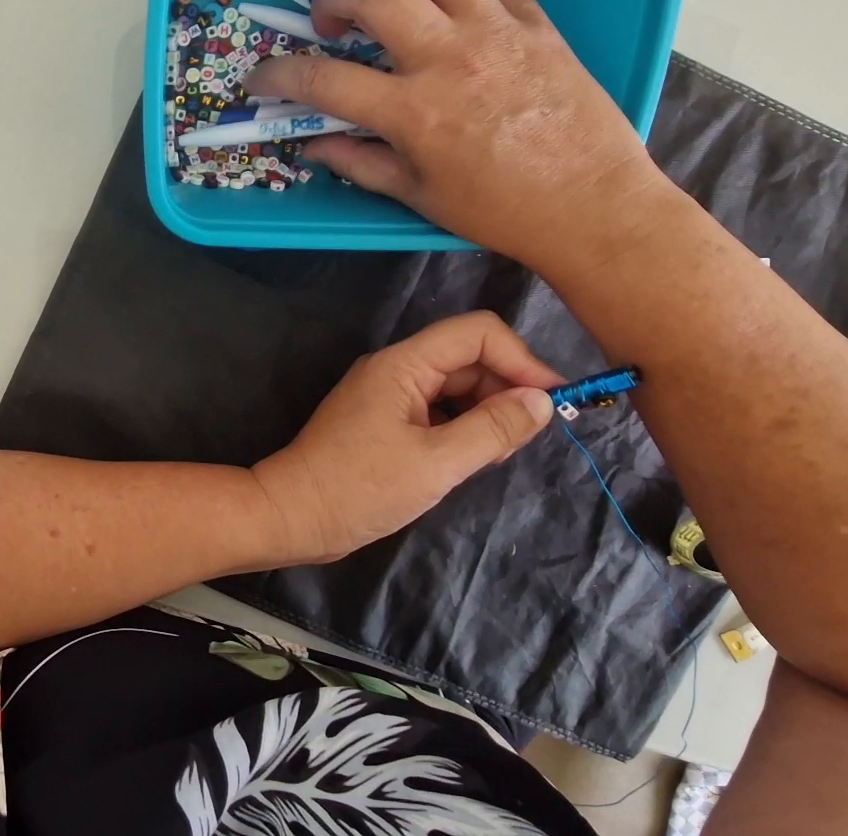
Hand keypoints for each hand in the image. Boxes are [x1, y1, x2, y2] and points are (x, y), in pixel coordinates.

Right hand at [243, 0, 673, 269]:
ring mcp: (498, 31)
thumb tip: (313, 144)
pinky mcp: (538, 22)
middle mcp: (449, 57)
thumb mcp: (416, 194)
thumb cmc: (498, 210)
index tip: (260, 79)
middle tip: (331, 22)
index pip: (322, 79)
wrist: (592, 205)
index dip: (277, 75)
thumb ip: (358, 162)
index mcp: (413, 111)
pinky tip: (452, 12)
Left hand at [252, 312, 560, 562]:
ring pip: (454, 387)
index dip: (521, 359)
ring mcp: (388, 396)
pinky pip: (437, 411)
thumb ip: (492, 428)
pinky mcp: (385, 422)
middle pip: (467, 359)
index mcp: (402, 365)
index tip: (553, 401)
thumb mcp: (436, 463)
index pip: (476, 333)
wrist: (294, 514)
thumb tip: (542, 400)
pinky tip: (474, 459)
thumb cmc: (360, 488)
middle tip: (527, 439)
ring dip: (486, 412)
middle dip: (506, 390)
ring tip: (499, 455)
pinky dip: (463, 428)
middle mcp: (395, 370)